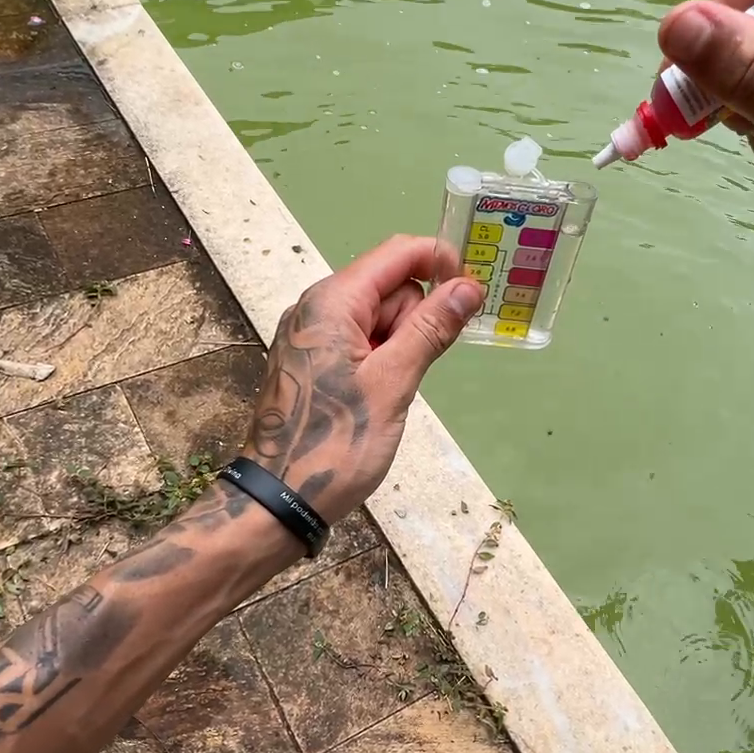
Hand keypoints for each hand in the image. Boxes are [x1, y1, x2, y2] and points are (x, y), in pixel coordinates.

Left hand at [243, 235, 481, 521]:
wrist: (281, 499)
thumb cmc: (338, 441)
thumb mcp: (393, 383)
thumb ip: (431, 329)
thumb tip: (468, 286)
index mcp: (333, 301)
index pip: (398, 253)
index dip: (441, 262)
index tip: (471, 296)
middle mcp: (317, 308)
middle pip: (390, 287)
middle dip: (416, 319)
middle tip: (407, 374)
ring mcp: (311, 336)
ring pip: (378, 318)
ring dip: (400, 346)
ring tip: (388, 394)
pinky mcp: (312, 363)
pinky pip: (360, 343)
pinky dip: (382, 360)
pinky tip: (378, 395)